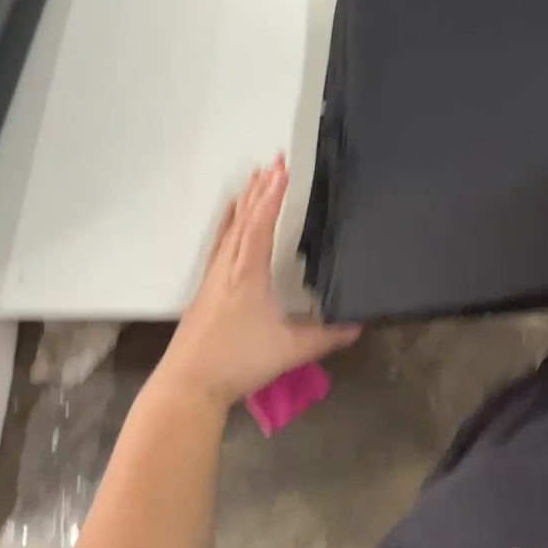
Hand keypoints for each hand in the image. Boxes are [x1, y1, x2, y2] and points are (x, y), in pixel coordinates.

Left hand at [155, 158, 360, 407]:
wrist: (187, 387)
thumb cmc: (238, 362)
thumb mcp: (290, 350)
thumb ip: (326, 336)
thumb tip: (359, 324)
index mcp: (248, 274)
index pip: (261, 225)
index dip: (273, 196)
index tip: (282, 169)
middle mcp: (228, 267)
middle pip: (244, 219)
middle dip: (260, 188)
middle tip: (273, 160)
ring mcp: (213, 278)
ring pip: (229, 229)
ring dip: (244, 201)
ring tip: (254, 177)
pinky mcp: (206, 290)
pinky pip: (220, 243)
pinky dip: (229, 223)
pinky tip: (231, 219)